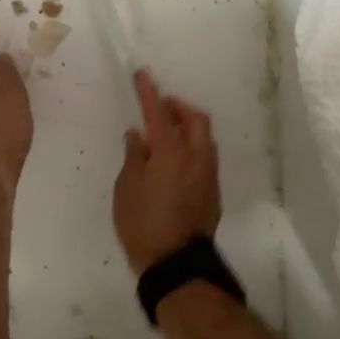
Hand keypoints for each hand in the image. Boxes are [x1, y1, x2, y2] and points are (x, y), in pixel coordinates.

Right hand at [113, 71, 220, 273]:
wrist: (176, 264)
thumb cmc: (143, 223)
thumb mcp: (127, 187)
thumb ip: (134, 156)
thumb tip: (138, 134)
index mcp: (171, 152)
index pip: (159, 113)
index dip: (149, 92)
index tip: (142, 74)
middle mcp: (196, 157)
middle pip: (195, 119)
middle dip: (178, 107)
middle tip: (159, 107)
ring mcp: (208, 175)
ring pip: (204, 138)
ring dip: (187, 127)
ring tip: (165, 133)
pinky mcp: (212, 192)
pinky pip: (204, 157)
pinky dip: (191, 147)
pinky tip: (173, 160)